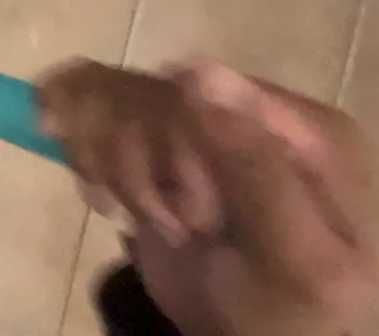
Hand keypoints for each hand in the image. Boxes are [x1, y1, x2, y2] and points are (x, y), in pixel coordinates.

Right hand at [38, 57, 378, 335]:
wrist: (237, 332)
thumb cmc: (283, 304)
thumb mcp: (296, 258)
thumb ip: (259, 170)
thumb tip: (195, 68)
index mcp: (303, 126)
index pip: (201, 91)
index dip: (176, 148)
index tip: (190, 214)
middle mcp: (243, 100)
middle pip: (145, 94)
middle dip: (139, 169)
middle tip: (174, 227)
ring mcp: (188, 104)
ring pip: (102, 95)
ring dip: (103, 164)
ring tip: (135, 213)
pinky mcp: (140, 115)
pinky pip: (78, 93)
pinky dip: (74, 143)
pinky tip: (96, 187)